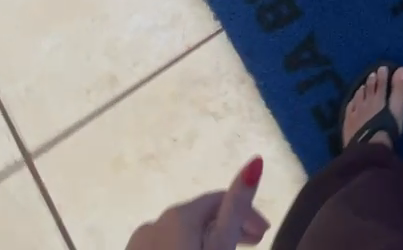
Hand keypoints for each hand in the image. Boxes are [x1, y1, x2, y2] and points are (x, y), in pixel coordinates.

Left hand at [125, 157, 270, 249]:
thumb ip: (236, 208)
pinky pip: (166, 249)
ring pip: (181, 236)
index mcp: (178, 215)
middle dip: (229, 227)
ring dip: (207, 242)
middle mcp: (153, 223)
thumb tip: (255, 160)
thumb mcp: (220, 249)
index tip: (266, 234)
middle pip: (200, 217)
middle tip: (254, 245)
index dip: (247, 213)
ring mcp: (136, 247)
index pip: (220, 199)